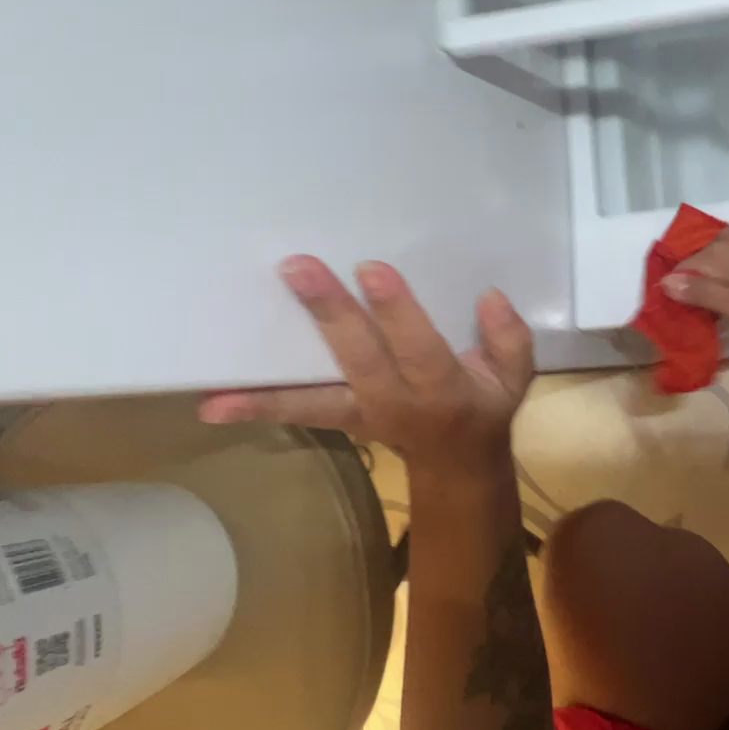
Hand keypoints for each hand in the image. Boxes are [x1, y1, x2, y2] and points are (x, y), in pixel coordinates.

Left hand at [198, 257, 533, 469]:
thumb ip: (509, 337)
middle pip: (360, 359)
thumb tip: (490, 296)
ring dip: (271, 389)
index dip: (397, 312)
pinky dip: (257, 408)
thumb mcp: (515, 376)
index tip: (371, 269)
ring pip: (316, 399)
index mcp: (443, 389)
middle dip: (330, 315)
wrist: (458, 461)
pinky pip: (300, 411)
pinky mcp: (340, 418)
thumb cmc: (484, 406)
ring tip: (220, 384)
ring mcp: (362, 414)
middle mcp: (397, 403)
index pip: (418, 348)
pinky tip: (213, 405)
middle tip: (298, 268)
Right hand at [660, 228, 728, 335]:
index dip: (673, 289)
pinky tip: (724, 281)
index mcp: (716, 253)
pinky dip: (718, 264)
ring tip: (705, 296)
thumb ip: (698, 291)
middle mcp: (725, 239)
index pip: (680, 269)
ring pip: (709, 252)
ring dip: (703, 271)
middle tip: (690, 306)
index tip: (675, 310)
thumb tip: (664, 282)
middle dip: (687, 278)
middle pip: (693, 257)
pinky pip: (724, 250)